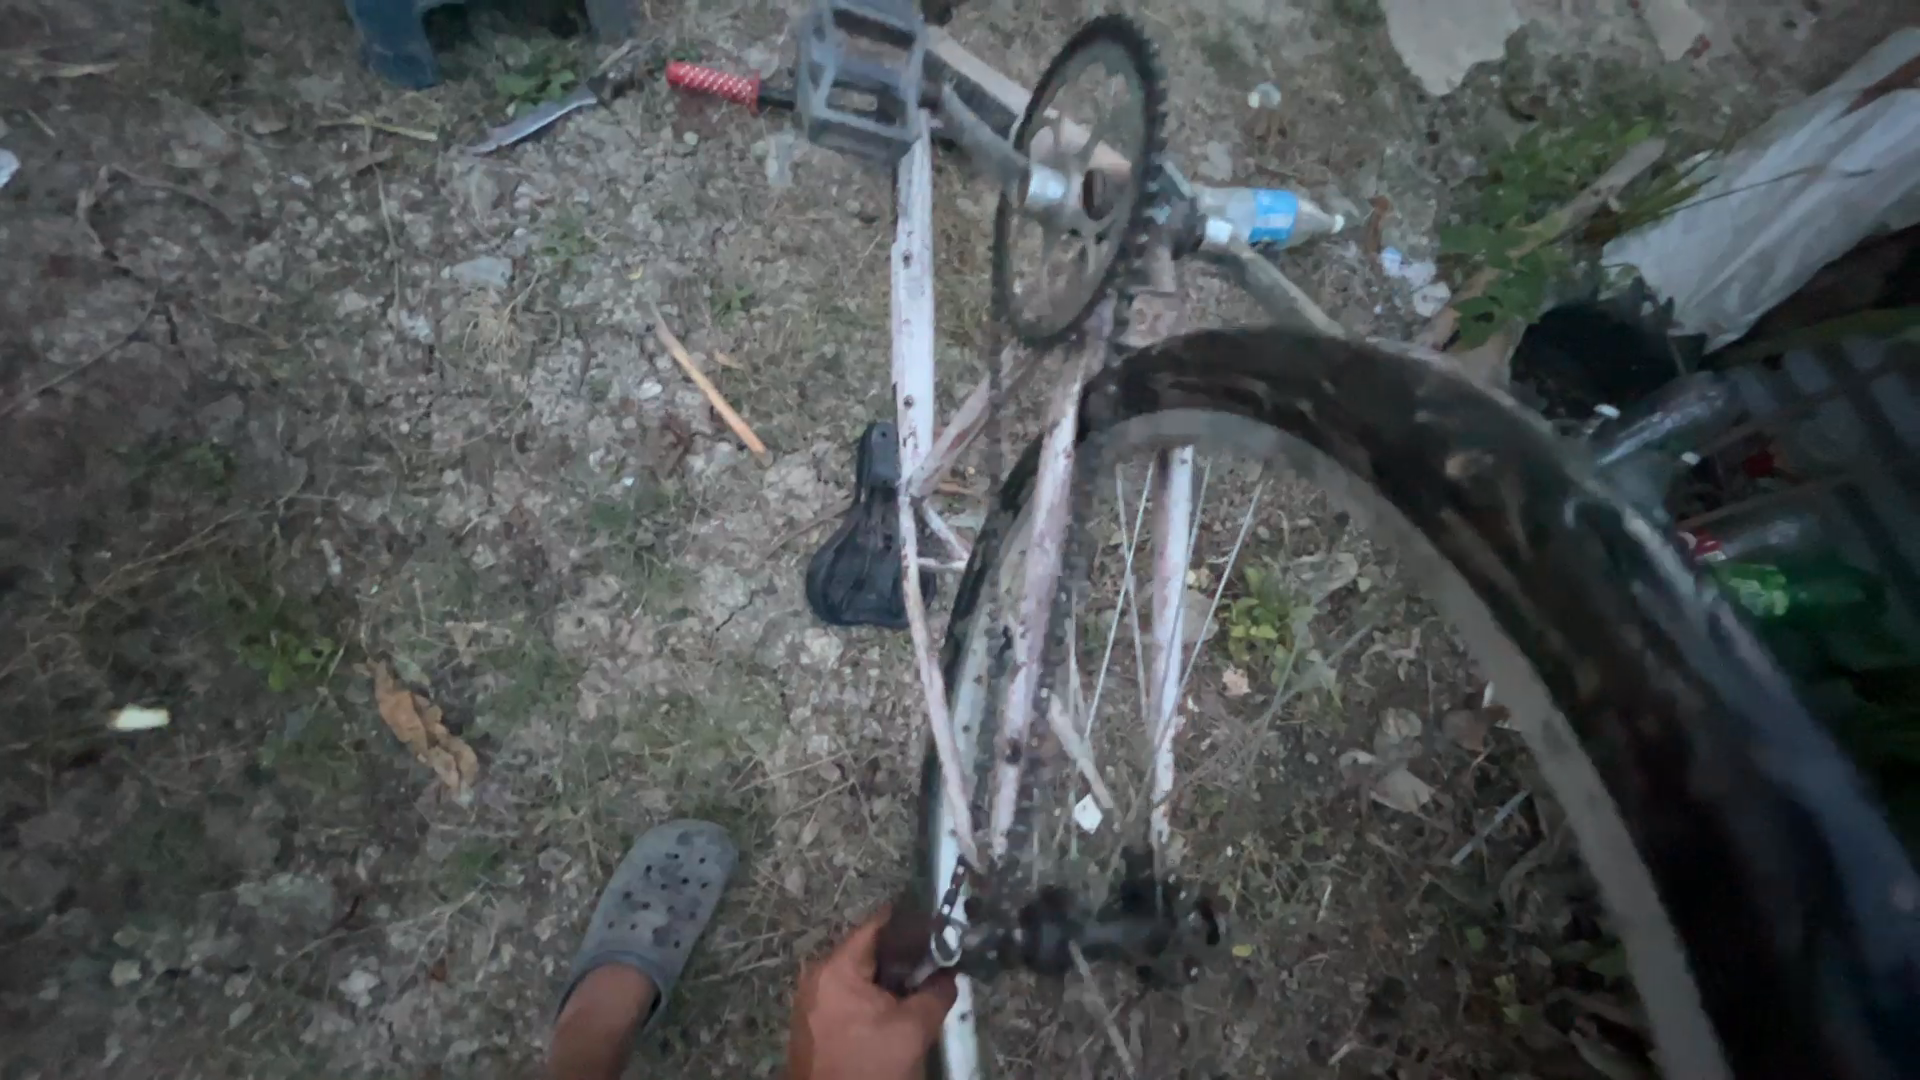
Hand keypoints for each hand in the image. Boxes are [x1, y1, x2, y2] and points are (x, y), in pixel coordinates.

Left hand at [787, 907, 957, 1079]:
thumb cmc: (869, 1069)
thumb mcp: (912, 1031)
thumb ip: (935, 994)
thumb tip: (949, 974)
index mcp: (836, 967)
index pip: (877, 926)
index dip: (910, 924)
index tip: (938, 925)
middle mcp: (817, 975)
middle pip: (868, 950)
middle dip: (902, 956)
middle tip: (934, 961)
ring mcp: (811, 1001)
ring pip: (859, 975)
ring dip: (888, 980)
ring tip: (919, 985)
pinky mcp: (813, 1024)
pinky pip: (847, 995)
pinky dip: (871, 998)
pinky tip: (894, 1009)